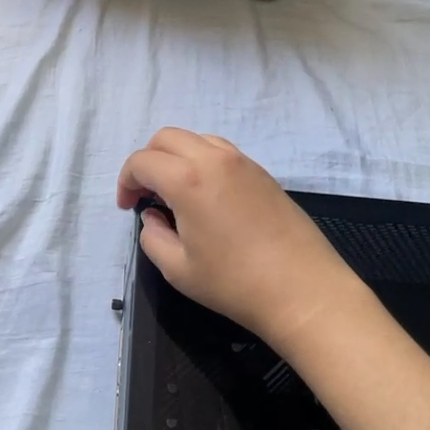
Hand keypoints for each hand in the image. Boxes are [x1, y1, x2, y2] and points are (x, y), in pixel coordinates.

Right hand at [115, 128, 365, 347]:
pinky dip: (202, 161)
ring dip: (176, 157)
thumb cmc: (235, 283)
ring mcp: (243, 162)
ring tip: (175, 193)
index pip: (142, 161)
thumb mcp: (178, 269)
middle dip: (148, 161)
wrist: (303, 291)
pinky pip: (221, 152)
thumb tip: (154, 218)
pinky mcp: (262, 173)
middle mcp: (214, 159)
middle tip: (145, 195)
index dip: (126, 181)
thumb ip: (153, 237)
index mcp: (188, 179)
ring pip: (196, 139)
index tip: (128, 207)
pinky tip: (206, 196)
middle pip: (167, 138)